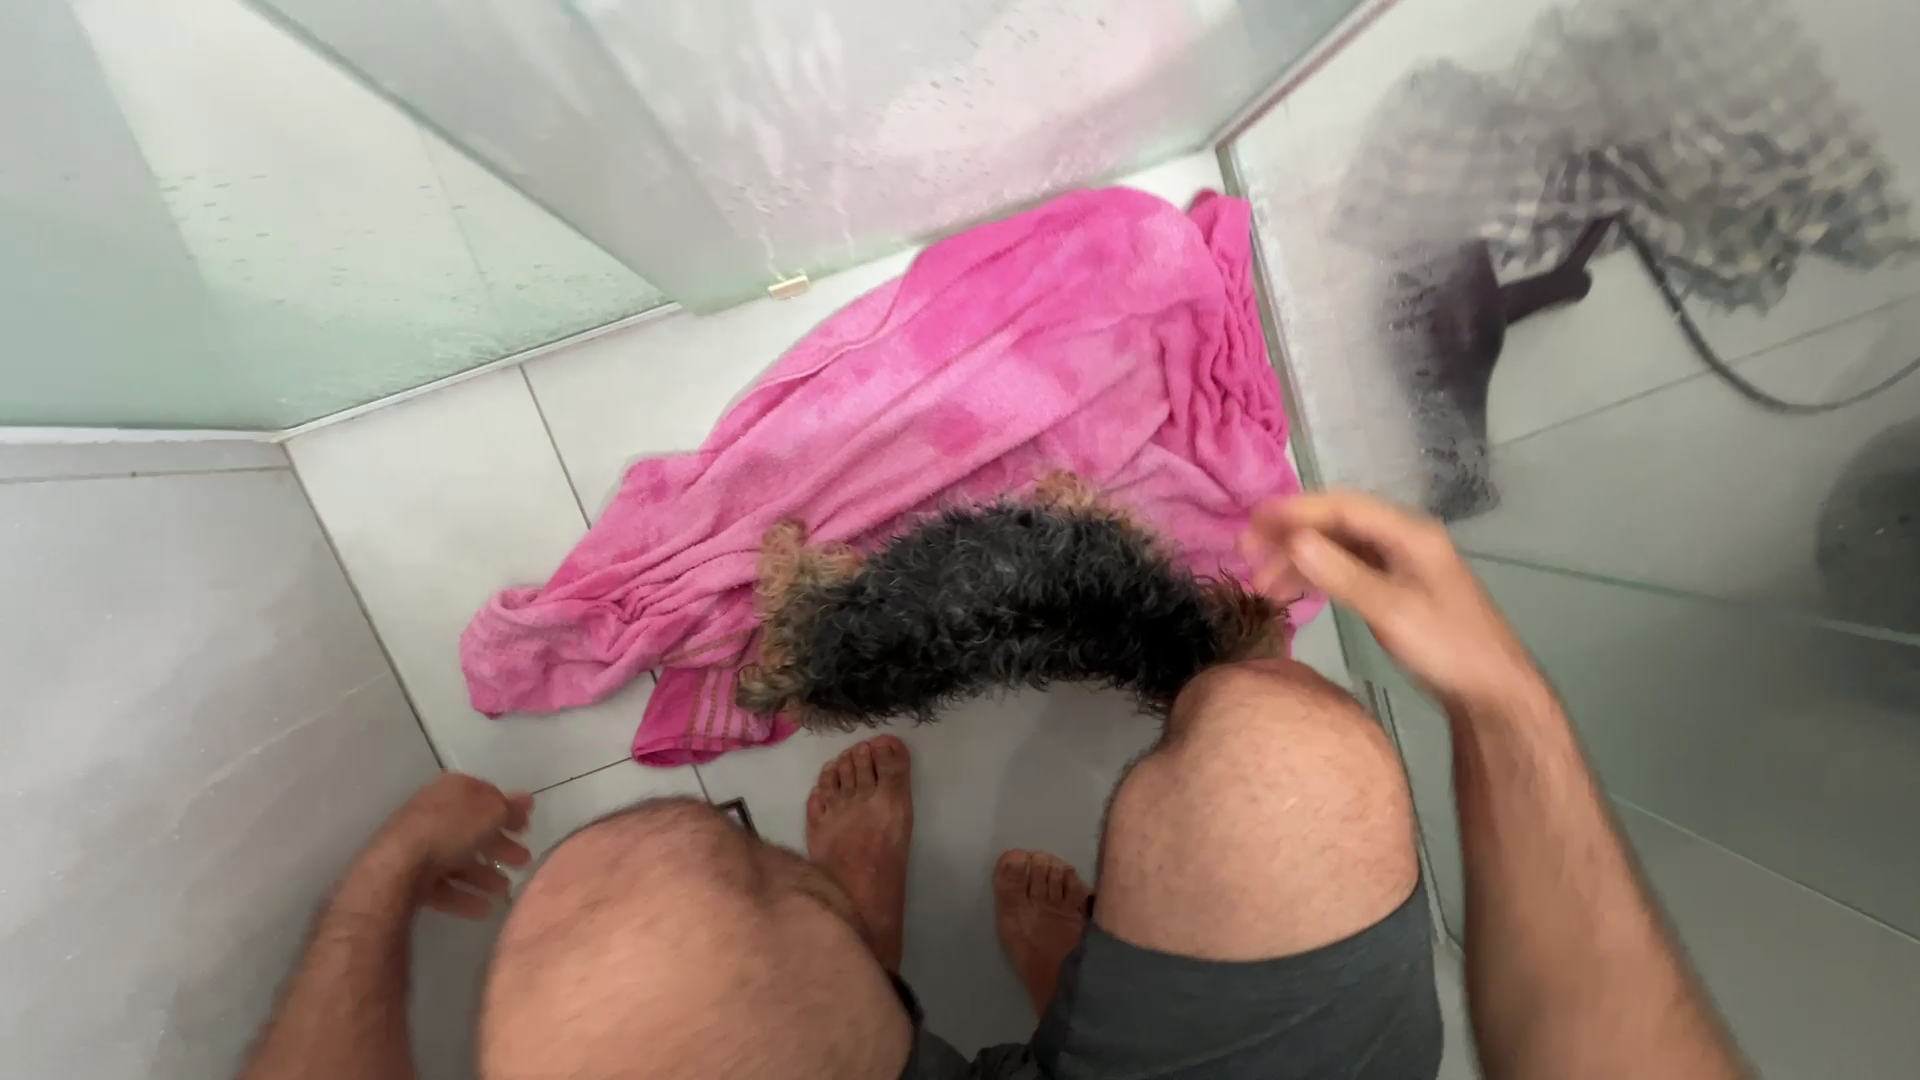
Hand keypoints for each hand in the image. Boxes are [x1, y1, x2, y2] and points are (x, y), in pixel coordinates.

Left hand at [373, 773, 533, 918]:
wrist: (395, 869)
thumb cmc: (451, 830)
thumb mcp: (493, 812)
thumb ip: (511, 808)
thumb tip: (526, 800)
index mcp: (453, 789)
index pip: (487, 797)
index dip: (509, 812)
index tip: (526, 829)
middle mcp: (433, 812)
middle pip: (474, 830)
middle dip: (500, 847)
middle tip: (523, 861)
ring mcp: (417, 844)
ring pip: (458, 858)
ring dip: (484, 874)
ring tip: (503, 890)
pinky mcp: (405, 874)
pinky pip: (441, 882)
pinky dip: (462, 894)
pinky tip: (482, 908)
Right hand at [1239, 491, 1544, 712]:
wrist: (1491, 690)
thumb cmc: (1447, 647)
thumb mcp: (1390, 610)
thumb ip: (1341, 574)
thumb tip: (1292, 540)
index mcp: (1408, 535)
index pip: (1341, 508)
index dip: (1294, 510)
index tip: (1253, 520)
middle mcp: (1401, 539)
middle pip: (1334, 524)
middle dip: (1287, 535)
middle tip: (1245, 551)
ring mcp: (1397, 562)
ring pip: (1335, 547)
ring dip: (1295, 559)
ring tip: (1260, 582)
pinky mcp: (1391, 584)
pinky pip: (1342, 567)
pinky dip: (1313, 575)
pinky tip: (1290, 591)